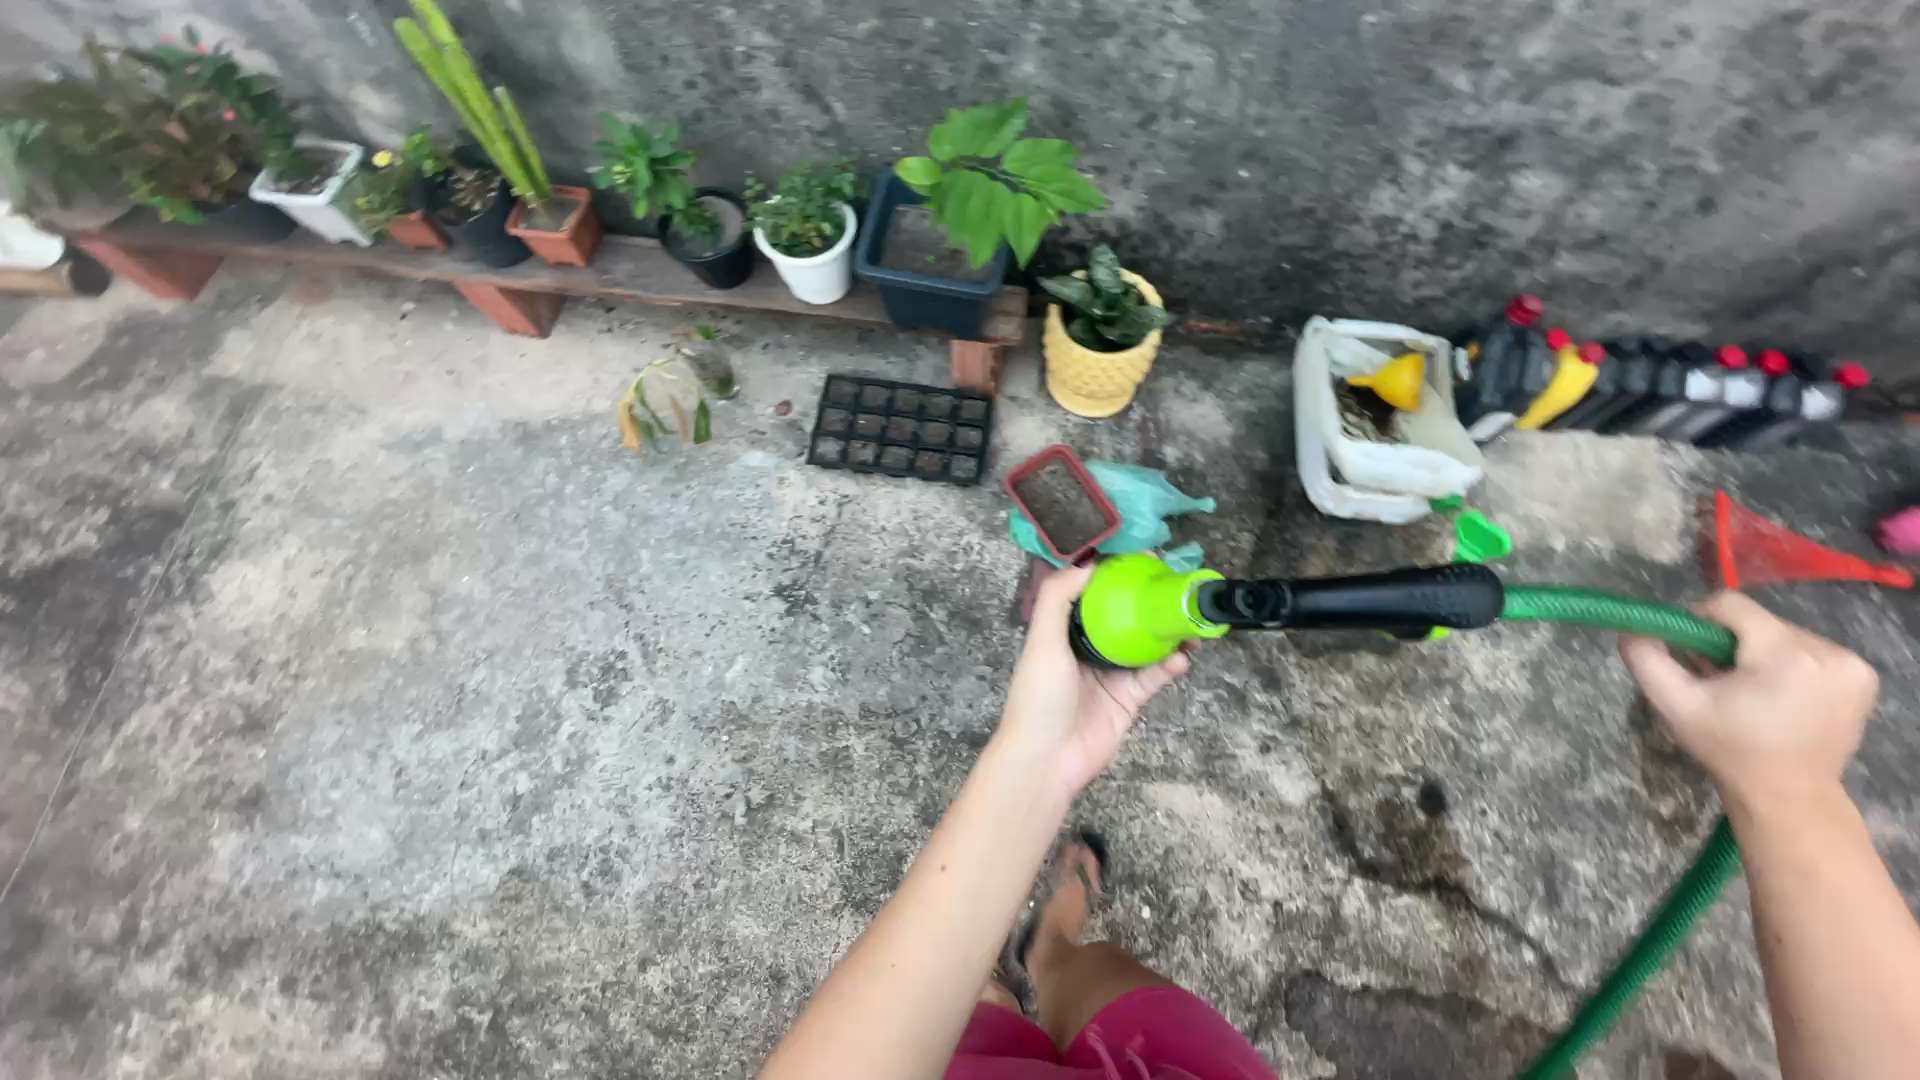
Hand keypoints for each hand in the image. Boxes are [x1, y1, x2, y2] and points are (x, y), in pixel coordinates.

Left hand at [997, 564, 1192, 797]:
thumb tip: (1089, 563)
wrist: (1047, 759)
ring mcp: (1111, 673)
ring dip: (1168, 629)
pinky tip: (1185, 654)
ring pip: (1146, 642)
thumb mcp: (1041, 641)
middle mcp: (1088, 647)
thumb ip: (1058, 599)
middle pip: (1123, 615)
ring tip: (1190, 614)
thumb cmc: (1038, 697)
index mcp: (1063, 630)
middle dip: (1147, 597)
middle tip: (1174, 581)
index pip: (1092, 593)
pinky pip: (1156, 675)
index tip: (1140, 557)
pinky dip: (1172, 663)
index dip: (1115, 574)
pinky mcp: (1130, 698)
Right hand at [1619, 592, 1877, 805]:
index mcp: (1785, 657)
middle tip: (1714, 676)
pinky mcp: (1864, 675)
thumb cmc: (1727, 747)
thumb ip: (1645, 658)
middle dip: (1728, 642)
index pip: (1730, 605)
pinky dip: (1783, 661)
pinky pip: (1808, 648)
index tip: (1689, 651)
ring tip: (1745, 687)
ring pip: (1781, 632)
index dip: (1698, 620)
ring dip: (1755, 651)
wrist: (1787, 792)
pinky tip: (1775, 691)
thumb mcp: (1672, 703)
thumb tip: (1632, 627)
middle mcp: (1830, 653)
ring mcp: (1854, 665)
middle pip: (1756, 620)